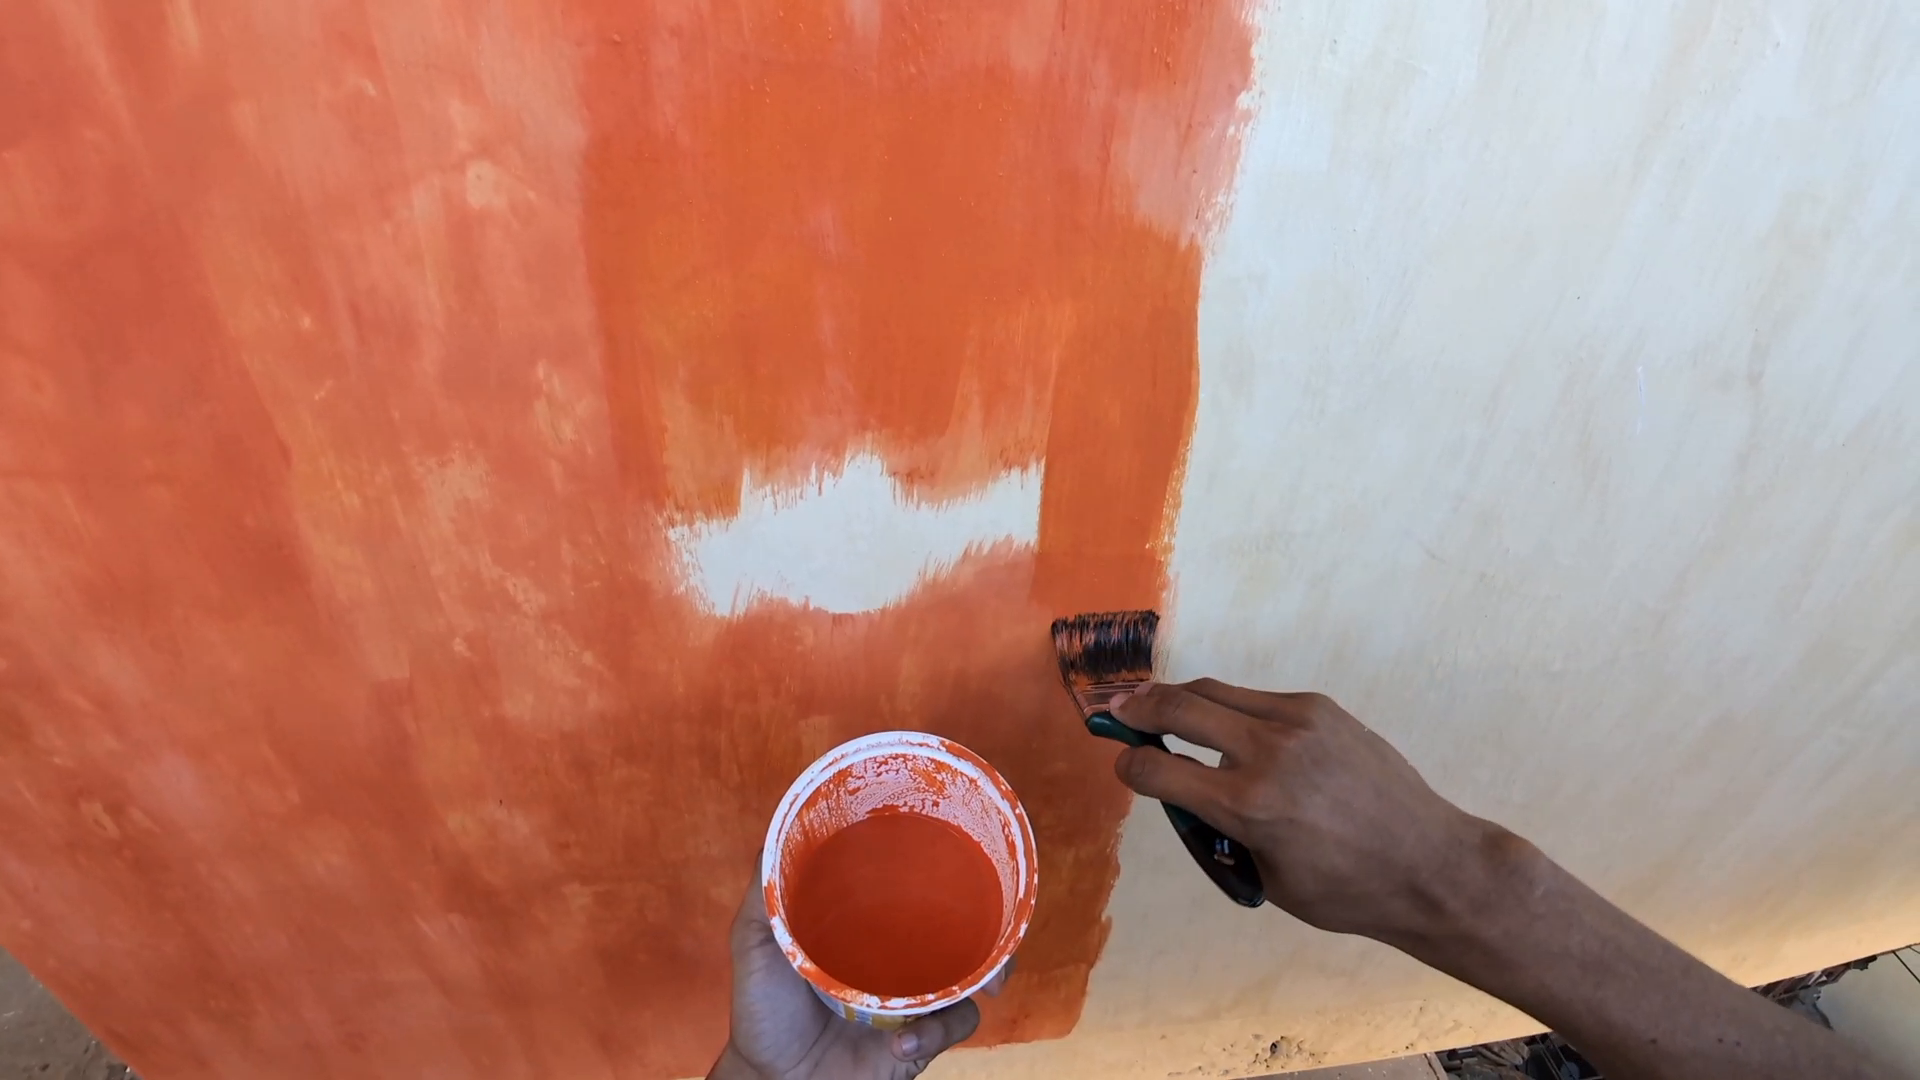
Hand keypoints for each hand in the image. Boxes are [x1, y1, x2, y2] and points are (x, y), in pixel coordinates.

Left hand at [709, 859, 1007, 1079]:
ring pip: (971, 970)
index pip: (909, 881)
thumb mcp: (753, 941)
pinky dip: (937, 1031)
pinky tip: (903, 1042)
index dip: (933, 860)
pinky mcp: (922, 1034)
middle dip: (984, 914)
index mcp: (868, 920)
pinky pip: (955, 1024)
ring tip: (989, 981)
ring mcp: (913, 992)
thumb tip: (779, 829)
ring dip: (984, 973)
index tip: (948, 840)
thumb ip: (764, 893)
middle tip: (992, 908)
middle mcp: (898, 949)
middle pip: (954, 919)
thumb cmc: (764, 1010)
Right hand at [1109, 680, 1491, 944]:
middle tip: (1116, 709)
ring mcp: (1295, 720)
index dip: (1130, 765)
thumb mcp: (1265, 875)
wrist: (1434, 864)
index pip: (1159, 770)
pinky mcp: (1317, 706)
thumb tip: (1186, 782)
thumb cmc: (1346, 890)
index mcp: (1248, 807)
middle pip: (1178, 707)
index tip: (1123, 763)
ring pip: (1214, 691)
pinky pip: (1254, 698)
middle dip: (1138, 707)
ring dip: (1180, 698)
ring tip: (1161, 706)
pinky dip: (1229, 708)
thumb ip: (1219, 825)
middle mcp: (1266, 752)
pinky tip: (1230, 725)